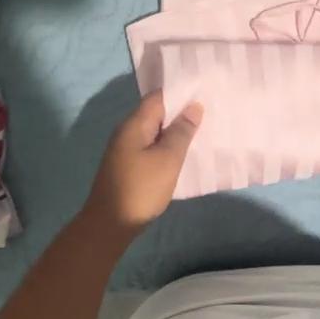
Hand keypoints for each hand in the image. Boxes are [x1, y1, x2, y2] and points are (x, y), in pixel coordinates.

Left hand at [80, 92, 203, 236]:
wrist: (110, 224)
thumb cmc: (141, 190)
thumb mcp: (167, 160)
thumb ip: (181, 132)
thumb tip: (193, 107)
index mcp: (134, 125)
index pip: (158, 98)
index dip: (181, 94)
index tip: (205, 94)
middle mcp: (127, 132)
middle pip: (156, 114)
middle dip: (181, 113)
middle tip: (210, 114)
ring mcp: (125, 150)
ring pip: (154, 133)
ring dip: (175, 133)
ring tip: (202, 133)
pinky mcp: (128, 167)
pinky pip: (151, 149)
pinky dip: (167, 148)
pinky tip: (183, 156)